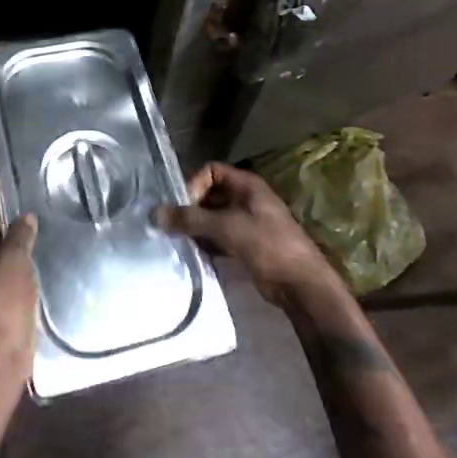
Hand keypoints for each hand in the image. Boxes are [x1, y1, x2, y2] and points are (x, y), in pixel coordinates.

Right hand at [157, 163, 337, 305]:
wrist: (301, 286)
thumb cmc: (268, 246)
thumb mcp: (227, 227)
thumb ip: (191, 219)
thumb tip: (154, 213)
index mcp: (248, 186)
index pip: (211, 171)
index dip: (194, 184)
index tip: (182, 206)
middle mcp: (246, 199)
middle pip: (209, 195)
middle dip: (190, 208)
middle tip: (171, 225)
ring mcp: (246, 223)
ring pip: (212, 218)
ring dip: (195, 227)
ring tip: (178, 240)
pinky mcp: (245, 245)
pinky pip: (218, 237)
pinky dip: (205, 243)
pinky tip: (192, 254)